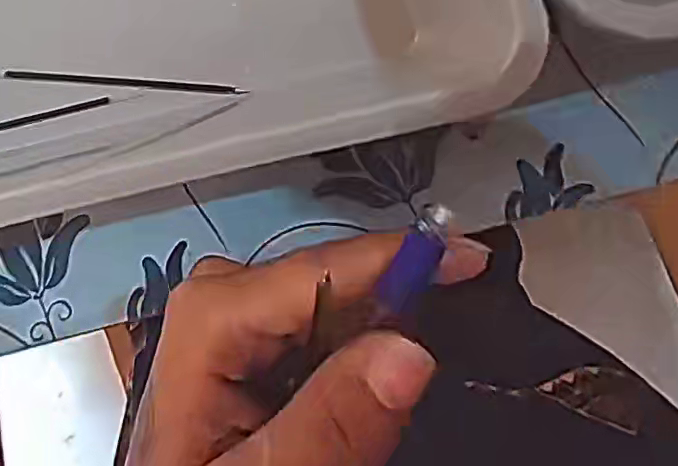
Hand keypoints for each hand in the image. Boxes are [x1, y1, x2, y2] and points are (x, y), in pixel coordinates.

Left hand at [126, 231, 491, 465]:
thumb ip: (333, 421)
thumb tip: (408, 352)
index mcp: (212, 310)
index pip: (323, 271)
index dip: (398, 259)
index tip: (465, 256)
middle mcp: (219, 291)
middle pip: (329, 279)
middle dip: (392, 299)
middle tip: (458, 310)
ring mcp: (231, 307)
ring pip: (327, 299)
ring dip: (377, 322)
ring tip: (417, 352)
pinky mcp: (243, 328)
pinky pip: (312, 320)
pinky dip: (352, 341)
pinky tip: (370, 367)